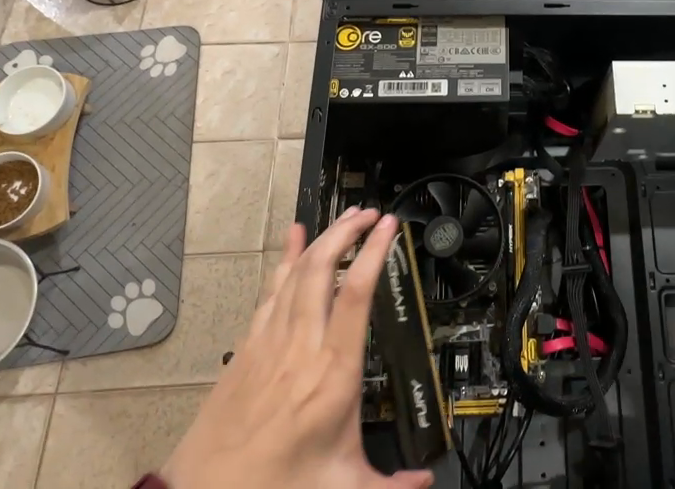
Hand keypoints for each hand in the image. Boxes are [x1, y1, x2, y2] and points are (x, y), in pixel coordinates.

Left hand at [161, 208, 429, 488]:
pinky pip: (270, 291)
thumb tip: (426, 484)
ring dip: (321, 239)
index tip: (389, 227)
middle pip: (323, 268)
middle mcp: (301, 348)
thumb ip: (392, 487)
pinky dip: (284, 259)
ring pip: (296, 273)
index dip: (374, 253)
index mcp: (332, 375)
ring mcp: (270, 343)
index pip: (356, 295)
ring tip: (344, 218)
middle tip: (370, 214)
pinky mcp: (248, 348)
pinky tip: (292, 240)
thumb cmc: (272, 488)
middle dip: (348, 231)